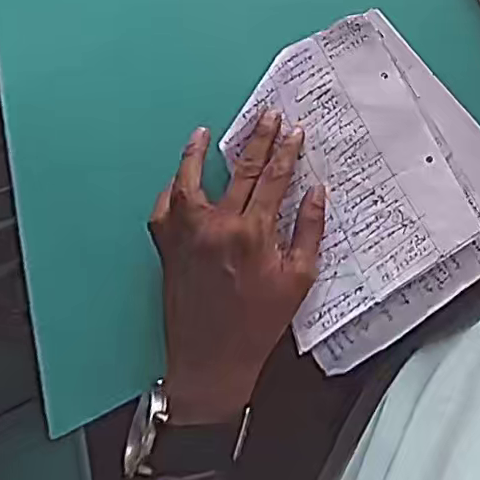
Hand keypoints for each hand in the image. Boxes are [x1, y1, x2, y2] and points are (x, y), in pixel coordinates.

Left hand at [147, 112, 324, 423]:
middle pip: (241, 171)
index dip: (287, 150)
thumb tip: (316, 192)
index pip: (275, 178)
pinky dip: (170, 192)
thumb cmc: (259, 321)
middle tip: (267, 116)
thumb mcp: (299, 277)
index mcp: (253, 233)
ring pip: (190, 185)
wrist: (211, 362)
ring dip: (196, 156)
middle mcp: (218, 228)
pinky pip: (163, 213)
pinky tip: (177, 181)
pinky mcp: (169, 251)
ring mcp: (188, 238)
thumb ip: (309, 230)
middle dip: (258, 139)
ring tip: (203, 133)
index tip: (295, 130)